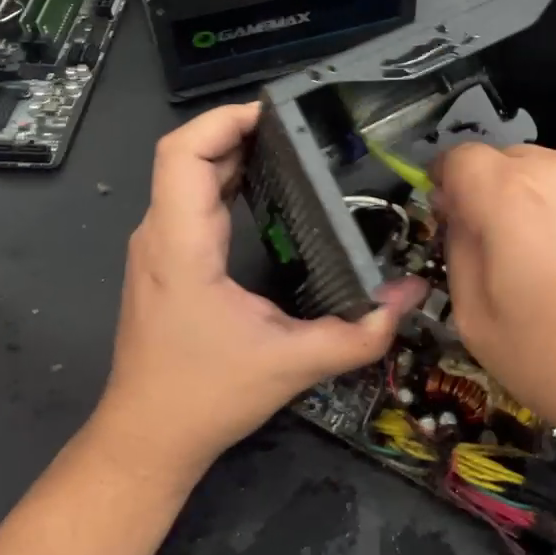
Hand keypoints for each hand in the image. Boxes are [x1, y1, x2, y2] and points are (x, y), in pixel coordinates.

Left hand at [92, 103, 427, 480]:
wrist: (145, 440)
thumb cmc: (207, 397)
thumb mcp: (293, 364)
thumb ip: (358, 332)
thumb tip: (410, 295)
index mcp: (181, 245)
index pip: (184, 153)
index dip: (223, 120)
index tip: (276, 114)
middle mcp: (160, 234)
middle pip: (185, 153)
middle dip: (238, 127)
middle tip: (297, 126)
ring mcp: (156, 246)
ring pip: (184, 172)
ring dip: (230, 149)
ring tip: (287, 145)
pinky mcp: (163, 258)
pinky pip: (188, 196)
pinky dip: (223, 176)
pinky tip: (264, 184)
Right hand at [433, 143, 555, 463]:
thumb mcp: (479, 323)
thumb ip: (459, 252)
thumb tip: (461, 216)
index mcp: (512, 194)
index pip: (459, 159)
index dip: (445, 187)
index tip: (451, 224)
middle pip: (506, 162)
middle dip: (492, 197)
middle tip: (505, 259)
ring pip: (551, 175)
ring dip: (537, 205)